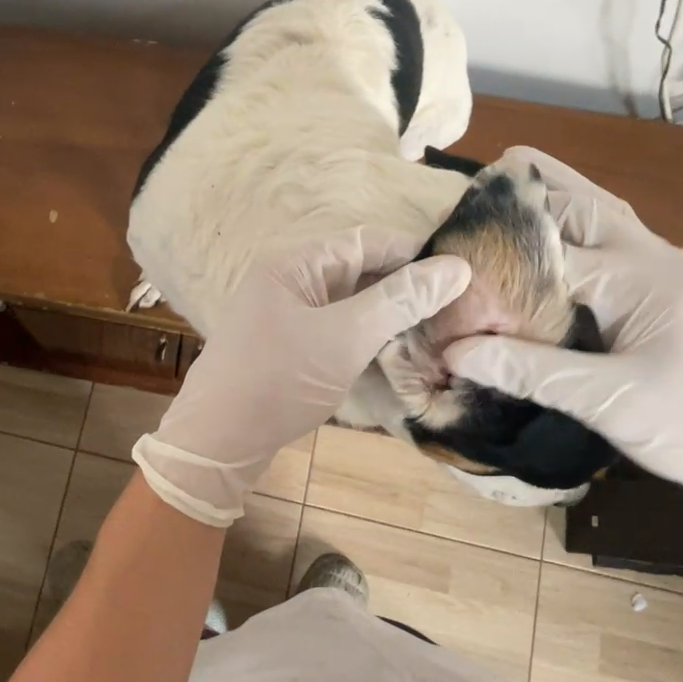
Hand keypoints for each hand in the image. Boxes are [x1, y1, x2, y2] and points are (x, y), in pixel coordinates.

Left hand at [134, 228, 471, 526]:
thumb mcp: (346, 337)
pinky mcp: (286, 343)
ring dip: (388, 311)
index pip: (367, 241)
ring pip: (349, 299)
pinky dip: (365, 332)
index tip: (465, 276)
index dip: (416, 255)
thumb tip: (456, 266)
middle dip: (405, 285)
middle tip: (459, 307)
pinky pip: (334, 325)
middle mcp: (287, 278)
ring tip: (438, 328)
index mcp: (293, 262)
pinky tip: (397, 347)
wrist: (218, 440)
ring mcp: (284, 312)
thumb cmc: (279, 380)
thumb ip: (400, 299)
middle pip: (359, 268)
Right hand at [443, 148, 682, 572]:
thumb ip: (529, 370)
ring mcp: (666, 273)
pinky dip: (572, 229)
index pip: (556, 248)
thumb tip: (453, 350)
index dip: (500, 253)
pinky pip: (612, 243)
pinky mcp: (665, 292)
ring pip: (603, 216)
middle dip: (528, 197)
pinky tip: (545, 239)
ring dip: (555, 201)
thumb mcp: (607, 402)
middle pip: (583, 207)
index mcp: (646, 278)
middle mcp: (657, 260)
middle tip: (467, 201)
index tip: (449, 258)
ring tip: (503, 186)